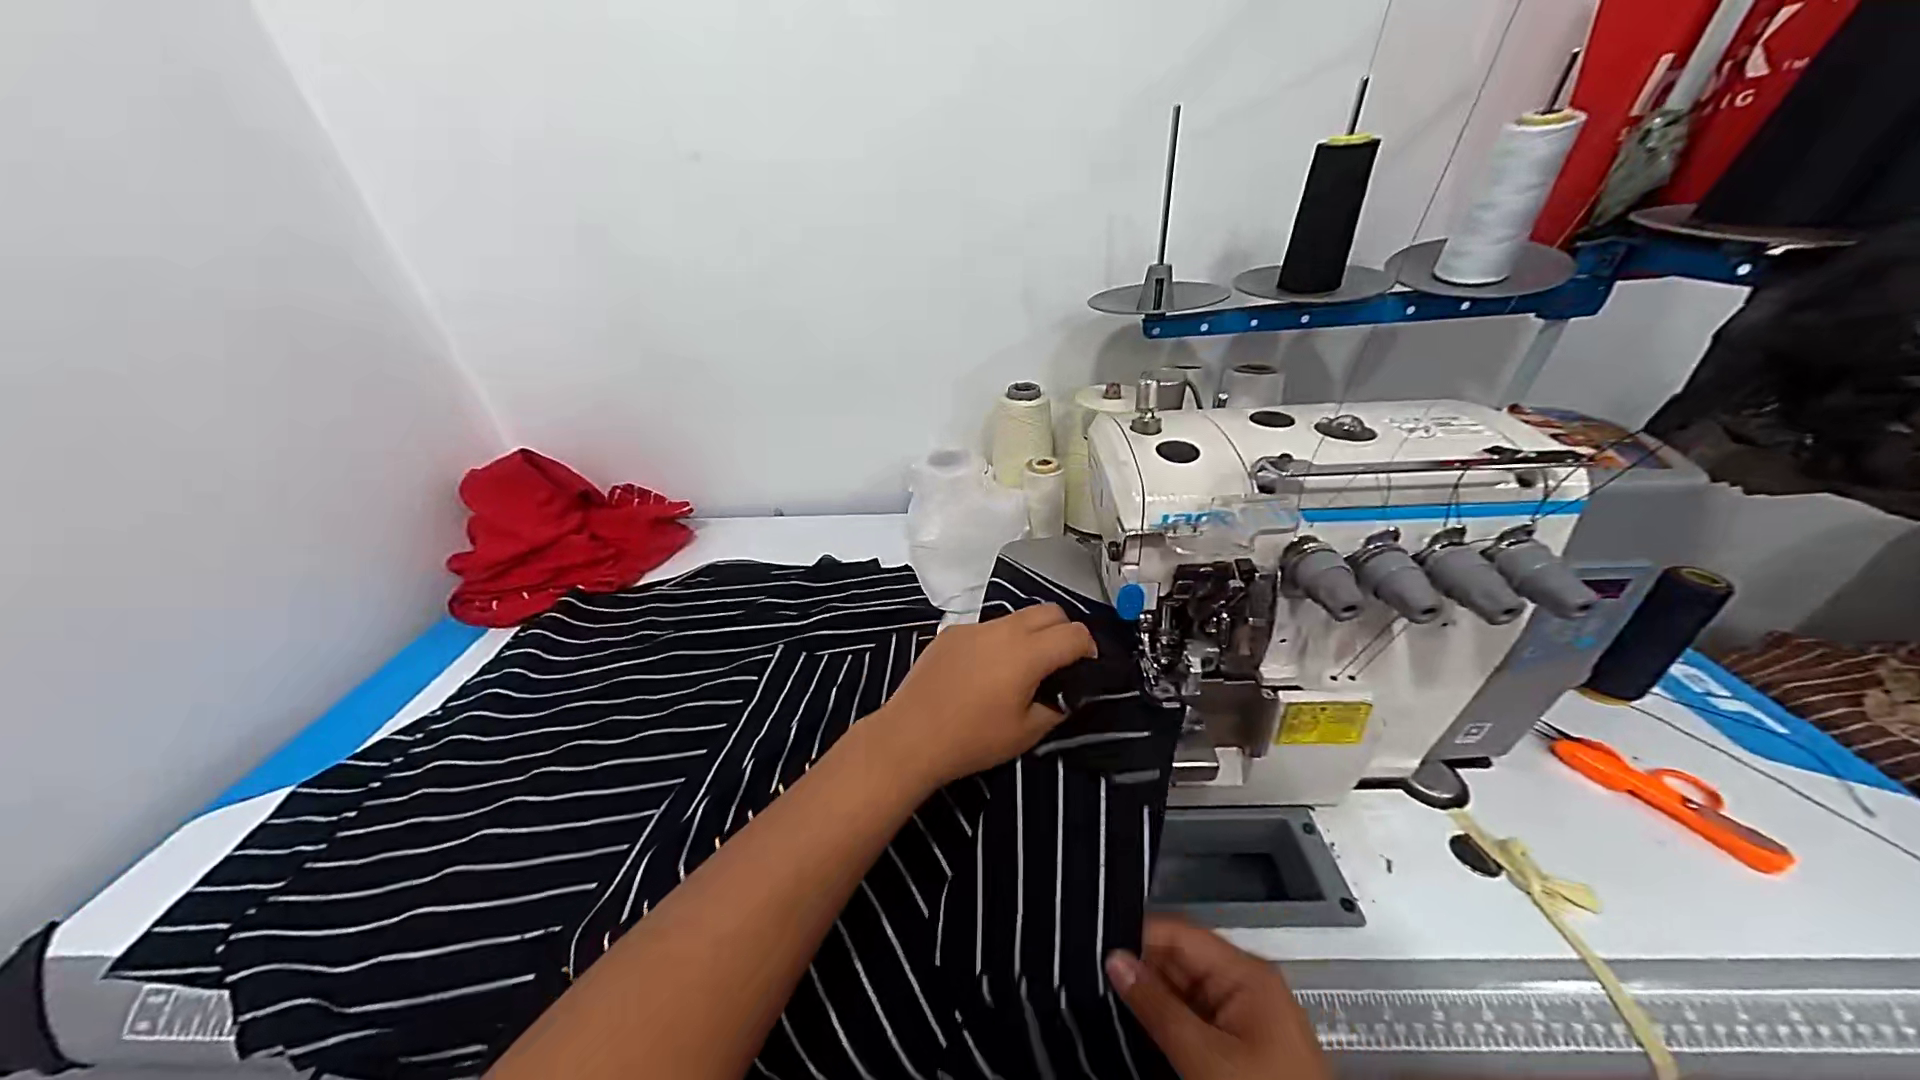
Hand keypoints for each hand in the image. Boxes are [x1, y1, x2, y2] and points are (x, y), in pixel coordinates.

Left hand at [868, 604, 1095, 788]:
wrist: (910, 736)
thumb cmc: (972, 739)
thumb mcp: (1027, 733)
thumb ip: (1057, 706)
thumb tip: (1067, 692)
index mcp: (1027, 653)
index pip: (1074, 633)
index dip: (1088, 650)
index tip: (1084, 669)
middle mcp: (1002, 630)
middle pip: (1050, 611)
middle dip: (1064, 632)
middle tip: (1059, 664)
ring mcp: (973, 627)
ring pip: (1017, 616)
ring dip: (1031, 634)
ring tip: (1020, 670)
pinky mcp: (950, 632)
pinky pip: (987, 627)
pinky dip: (998, 641)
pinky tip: (984, 672)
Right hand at [1106, 916, 1330, 1079]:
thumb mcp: (1204, 1058)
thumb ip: (1156, 1005)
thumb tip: (1117, 961)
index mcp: (1246, 972)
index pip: (1178, 933)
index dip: (1138, 939)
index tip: (1100, 954)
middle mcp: (1247, 985)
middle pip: (1180, 961)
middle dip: (1142, 974)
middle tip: (1099, 988)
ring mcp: (1246, 1018)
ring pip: (1184, 994)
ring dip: (1152, 1004)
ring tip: (1113, 1010)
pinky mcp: (1242, 1049)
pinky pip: (1195, 1021)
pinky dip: (1169, 1027)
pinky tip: (1143, 1036)